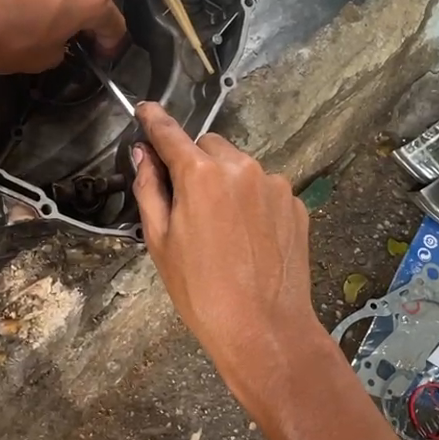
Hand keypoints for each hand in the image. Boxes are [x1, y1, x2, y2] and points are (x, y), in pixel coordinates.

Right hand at [129, 104, 327, 415]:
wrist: (265, 330)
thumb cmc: (201, 291)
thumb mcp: (160, 241)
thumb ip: (149, 189)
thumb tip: (143, 155)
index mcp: (201, 174)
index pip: (171, 134)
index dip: (154, 120)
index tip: (145, 109)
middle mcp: (241, 168)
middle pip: (209, 146)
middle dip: (194, 163)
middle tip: (186, 201)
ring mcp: (274, 184)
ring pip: (239, 166)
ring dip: (224, 181)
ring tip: (221, 228)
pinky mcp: (295, 204)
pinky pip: (264, 188)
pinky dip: (250, 200)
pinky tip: (247, 237)